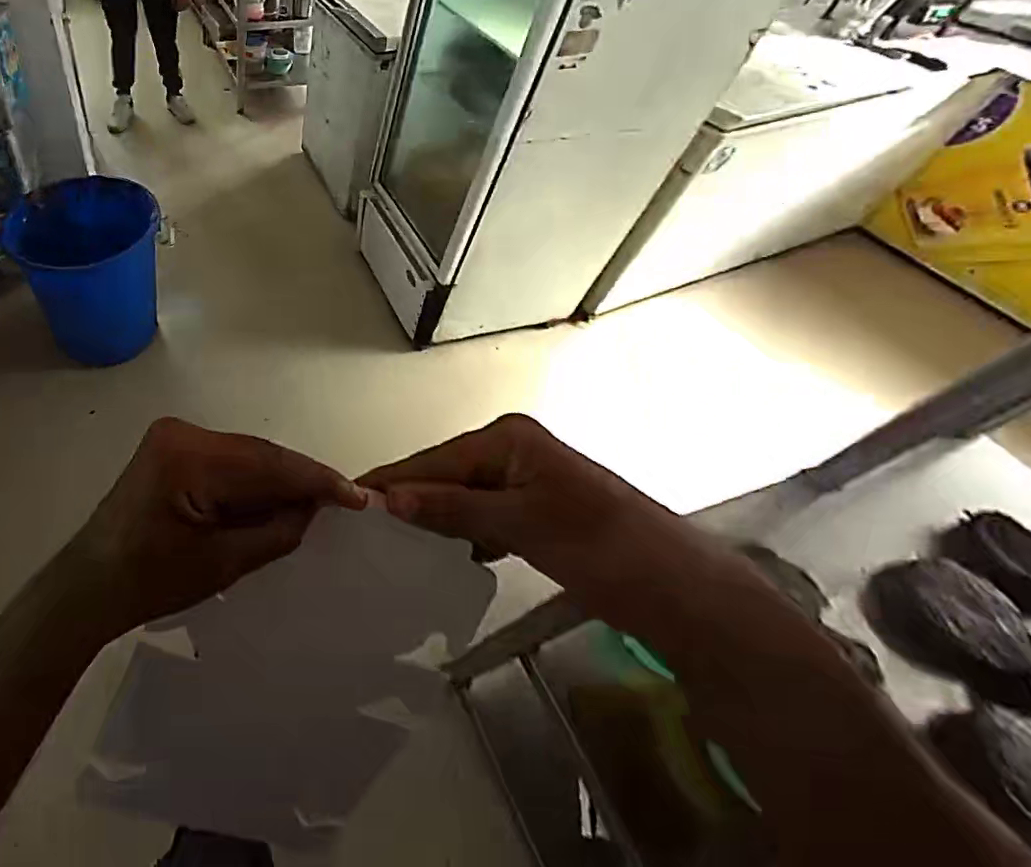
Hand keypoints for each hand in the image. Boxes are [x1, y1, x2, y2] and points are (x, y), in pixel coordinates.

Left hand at [63, 417, 361, 632]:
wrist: (90, 584)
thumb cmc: (150, 581)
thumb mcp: (224, 562)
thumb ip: (277, 530)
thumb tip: (314, 506)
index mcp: (188, 456)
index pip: (268, 463)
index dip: (316, 479)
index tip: (356, 496)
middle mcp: (181, 432)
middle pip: (258, 454)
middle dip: (298, 479)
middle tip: (340, 502)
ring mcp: (174, 436)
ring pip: (245, 456)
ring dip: (276, 480)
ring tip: (313, 505)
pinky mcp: (171, 448)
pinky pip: (226, 461)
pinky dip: (251, 481)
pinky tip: (273, 500)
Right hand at [358, 413, 667, 572]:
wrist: (682, 592)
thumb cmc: (605, 549)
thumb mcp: (522, 526)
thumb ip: (454, 510)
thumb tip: (394, 500)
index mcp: (509, 439)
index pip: (434, 459)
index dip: (392, 481)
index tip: (348, 500)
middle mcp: (513, 450)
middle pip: (445, 474)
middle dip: (410, 501)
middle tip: (363, 531)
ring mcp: (526, 480)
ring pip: (462, 497)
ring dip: (434, 520)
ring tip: (390, 546)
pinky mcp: (536, 510)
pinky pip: (483, 515)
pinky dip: (462, 534)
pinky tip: (443, 556)